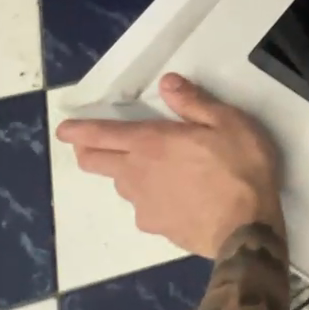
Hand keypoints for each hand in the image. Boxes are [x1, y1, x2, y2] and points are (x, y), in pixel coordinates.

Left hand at [55, 74, 283, 256]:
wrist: (245, 227)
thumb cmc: (241, 166)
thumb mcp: (228, 123)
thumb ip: (194, 103)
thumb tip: (167, 82)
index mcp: (152, 143)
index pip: (102, 134)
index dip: (79, 130)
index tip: (64, 129)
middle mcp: (136, 173)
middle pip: (95, 161)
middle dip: (87, 150)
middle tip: (91, 144)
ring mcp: (142, 204)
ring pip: (121, 184)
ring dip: (125, 172)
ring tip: (150, 168)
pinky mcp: (154, 226)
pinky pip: (143, 206)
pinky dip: (151, 196)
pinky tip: (176, 197)